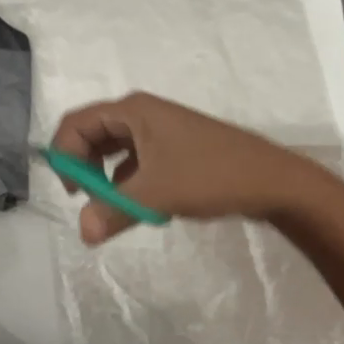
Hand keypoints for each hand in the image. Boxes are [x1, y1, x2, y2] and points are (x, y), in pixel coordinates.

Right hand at [52, 93, 325, 243]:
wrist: (278, 183)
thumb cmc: (211, 176)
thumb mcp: (158, 195)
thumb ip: (114, 211)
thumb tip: (81, 233)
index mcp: (131, 110)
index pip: (76, 123)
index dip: (65, 155)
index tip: (71, 191)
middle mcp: (139, 113)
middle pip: (92, 133)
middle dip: (83, 166)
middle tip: (85, 199)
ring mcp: (158, 130)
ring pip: (113, 149)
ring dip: (104, 176)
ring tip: (111, 206)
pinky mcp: (173, 148)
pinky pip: (134, 159)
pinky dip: (126, 180)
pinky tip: (137, 205)